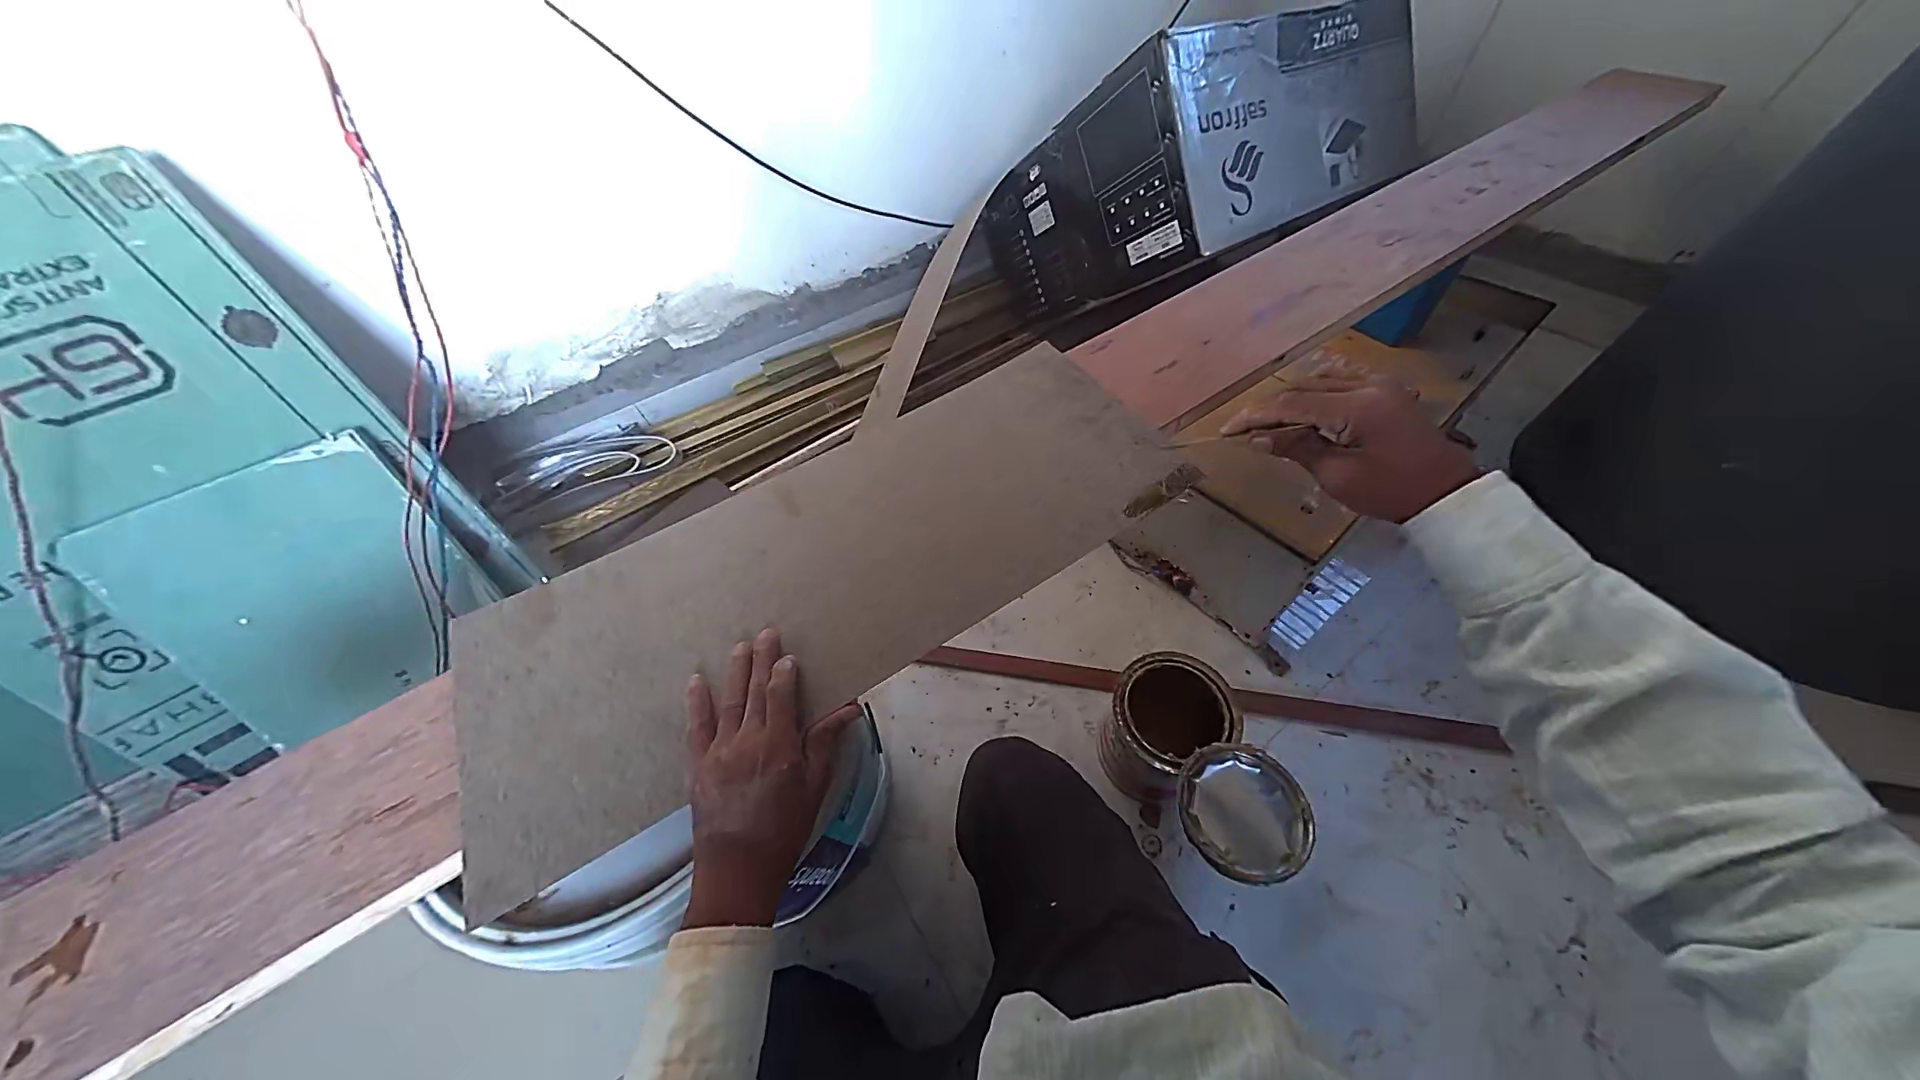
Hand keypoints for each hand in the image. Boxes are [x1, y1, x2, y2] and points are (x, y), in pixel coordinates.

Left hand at [682, 627, 860, 928]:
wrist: (738, 868)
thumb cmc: (785, 828)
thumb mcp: (815, 786)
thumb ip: (826, 743)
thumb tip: (849, 709)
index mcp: (779, 746)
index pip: (781, 697)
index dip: (784, 673)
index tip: (788, 655)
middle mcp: (747, 741)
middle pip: (755, 692)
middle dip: (761, 660)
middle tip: (765, 633)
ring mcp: (718, 751)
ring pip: (728, 702)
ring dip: (735, 671)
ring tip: (739, 645)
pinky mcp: (697, 765)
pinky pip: (696, 726)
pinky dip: (696, 702)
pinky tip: (696, 681)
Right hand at [1219, 358, 1478, 522]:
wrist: (1445, 493)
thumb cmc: (1391, 491)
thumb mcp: (1337, 475)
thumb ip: (1297, 448)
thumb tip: (1258, 439)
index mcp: (1357, 406)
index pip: (1292, 403)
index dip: (1255, 416)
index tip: (1228, 431)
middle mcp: (1368, 386)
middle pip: (1303, 387)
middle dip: (1268, 408)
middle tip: (1241, 430)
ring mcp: (1380, 385)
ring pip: (1320, 380)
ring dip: (1289, 399)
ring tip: (1266, 422)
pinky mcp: (1385, 392)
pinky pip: (1339, 382)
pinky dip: (1313, 393)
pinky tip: (1299, 408)